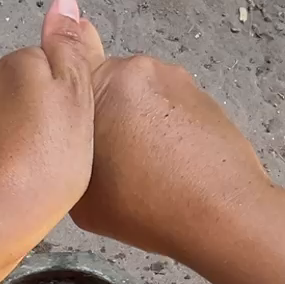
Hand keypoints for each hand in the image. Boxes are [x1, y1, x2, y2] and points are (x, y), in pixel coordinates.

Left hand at [0, 0, 106, 217]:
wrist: (5, 211)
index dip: (76, 90)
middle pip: (40, 88)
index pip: (57, 61)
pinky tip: (38, 174)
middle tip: (72, 143)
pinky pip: (14, 142)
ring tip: (56, 162)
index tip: (82, 119)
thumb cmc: (50, 151)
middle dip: (57, 110)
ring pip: (27, 116)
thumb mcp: (74, 91)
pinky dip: (27, 154)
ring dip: (43, 134)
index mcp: (17, 62)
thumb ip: (69, 46)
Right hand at [74, 55, 275, 264]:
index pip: (67, 70)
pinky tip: (165, 166)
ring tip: (138, 167)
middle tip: (101, 157)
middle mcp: (141, 69)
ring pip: (138, 98)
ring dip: (133, 123)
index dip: (64, 103)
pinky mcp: (203, 97)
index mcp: (105, 81)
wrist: (221, 214)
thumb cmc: (148, 206)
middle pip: (104, 85)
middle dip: (101, 115)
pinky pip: (168, 110)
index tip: (66, 128)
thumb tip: (65, 144)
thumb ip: (64, 153)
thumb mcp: (79, 192)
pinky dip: (162, 132)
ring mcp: (177, 81)